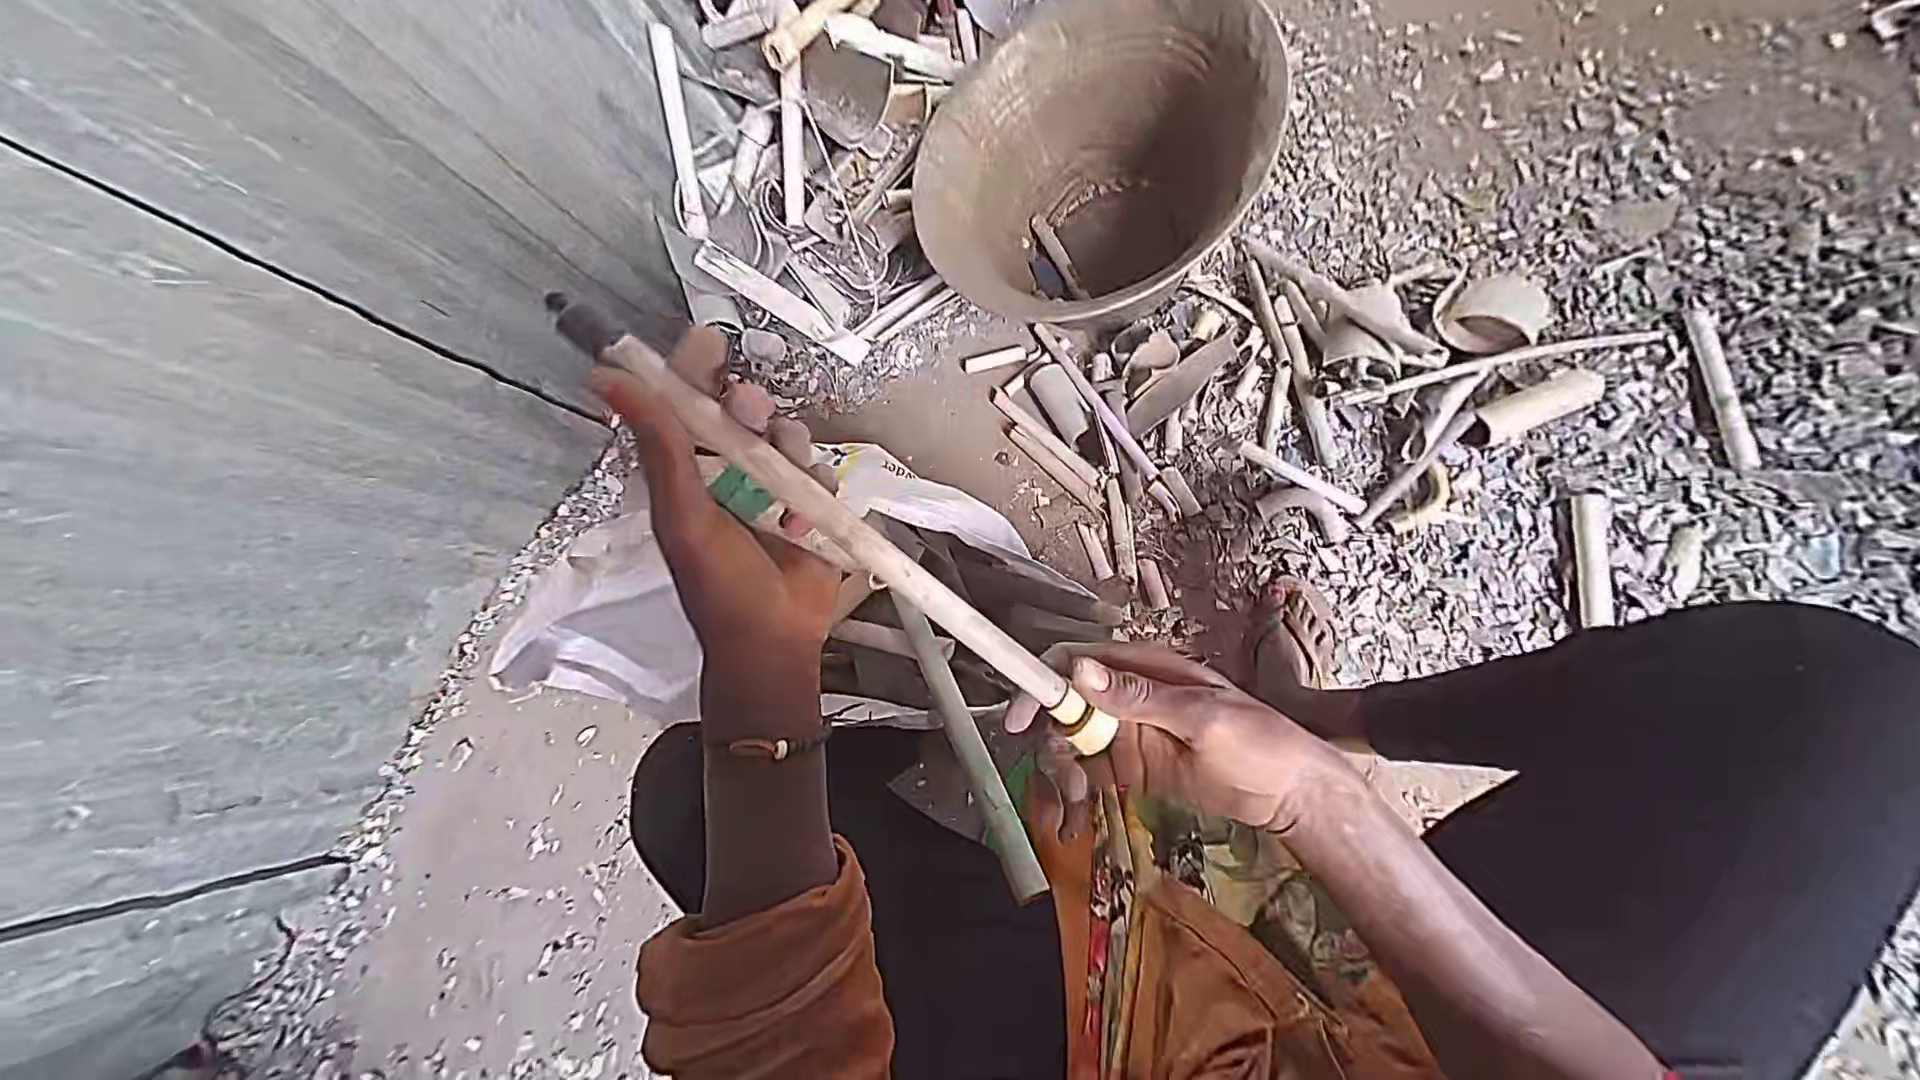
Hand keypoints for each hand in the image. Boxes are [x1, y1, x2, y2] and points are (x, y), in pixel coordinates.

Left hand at [589, 328, 841, 738]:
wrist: (773, 637)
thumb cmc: (719, 585)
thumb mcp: (683, 516)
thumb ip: (659, 447)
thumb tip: (605, 378)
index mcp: (690, 469)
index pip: (691, 404)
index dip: (696, 370)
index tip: (709, 343)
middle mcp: (732, 471)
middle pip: (747, 412)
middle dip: (752, 408)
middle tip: (753, 414)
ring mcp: (775, 487)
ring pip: (789, 438)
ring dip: (790, 452)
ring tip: (785, 493)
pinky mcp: (811, 505)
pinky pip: (820, 474)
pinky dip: (816, 491)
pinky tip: (803, 522)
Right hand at [1006, 643, 1362, 837]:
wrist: (1293, 796)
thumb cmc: (1259, 741)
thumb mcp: (1200, 715)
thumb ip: (1139, 696)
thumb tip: (1080, 670)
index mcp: (1143, 668)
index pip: (1077, 661)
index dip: (1043, 680)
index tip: (1020, 715)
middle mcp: (1126, 696)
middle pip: (1064, 702)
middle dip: (1049, 734)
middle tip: (1056, 772)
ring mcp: (1126, 732)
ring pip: (1070, 738)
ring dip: (1059, 767)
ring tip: (1073, 800)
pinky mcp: (1128, 766)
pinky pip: (1087, 770)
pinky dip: (1073, 788)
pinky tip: (1075, 812)